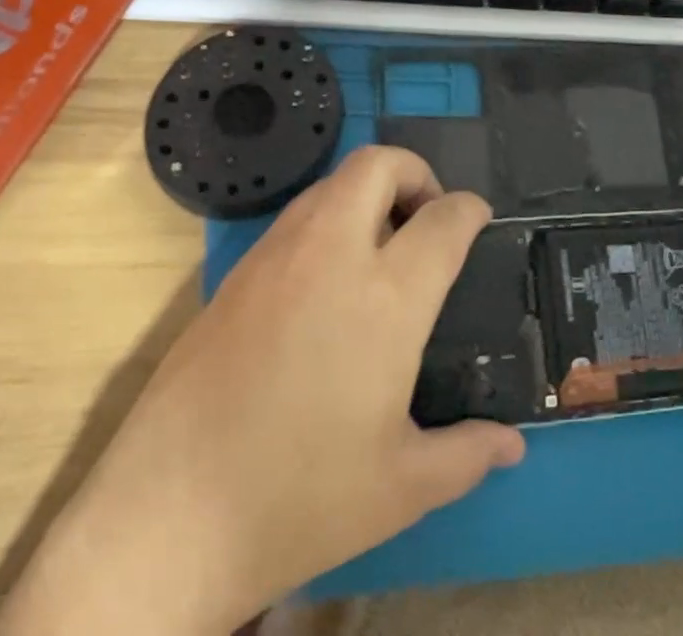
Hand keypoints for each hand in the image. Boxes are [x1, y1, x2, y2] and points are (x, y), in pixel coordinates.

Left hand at [0, 146, 522, 635]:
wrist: (170, 515)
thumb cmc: (302, 499)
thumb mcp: (404, 486)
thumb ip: (468, 454)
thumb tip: (511, 446)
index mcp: (385, 298)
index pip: (441, 220)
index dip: (469, 209)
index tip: (478, 220)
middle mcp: (327, 259)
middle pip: (374, 166)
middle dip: (413, 173)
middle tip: (427, 220)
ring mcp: (268, 264)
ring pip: (324, 188)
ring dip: (363, 198)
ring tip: (381, 254)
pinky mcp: (228, 283)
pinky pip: (288, 226)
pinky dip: (321, 228)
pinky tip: (323, 293)